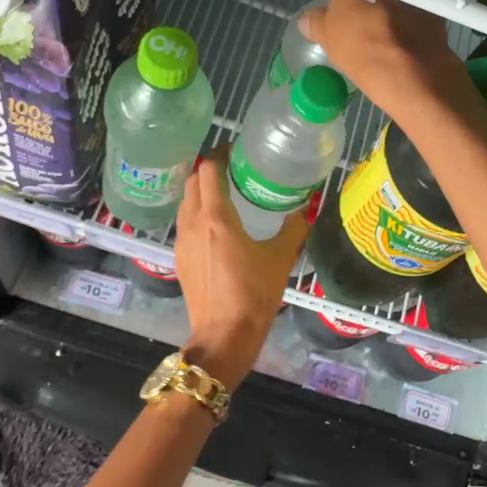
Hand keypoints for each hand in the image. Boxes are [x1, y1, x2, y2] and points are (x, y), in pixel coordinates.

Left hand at [174, 145, 309, 389]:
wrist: (224, 336)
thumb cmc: (254, 294)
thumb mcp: (280, 259)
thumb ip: (293, 229)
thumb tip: (306, 208)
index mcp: (216, 217)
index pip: (209, 170)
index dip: (220, 155)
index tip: (235, 151)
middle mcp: (193, 223)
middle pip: (192, 182)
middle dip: (208, 169)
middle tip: (232, 168)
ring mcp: (182, 241)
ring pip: (185, 202)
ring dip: (199, 191)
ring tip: (224, 192)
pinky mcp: (180, 258)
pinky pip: (185, 223)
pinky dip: (196, 213)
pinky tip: (215, 224)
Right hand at [302, 0, 465, 120]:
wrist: (412, 73)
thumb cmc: (362, 47)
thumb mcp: (328, 36)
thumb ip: (316, 22)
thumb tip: (308, 18)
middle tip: (357, 8)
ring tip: (378, 21)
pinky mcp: (435, 8)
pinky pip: (416, 4)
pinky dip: (407, 13)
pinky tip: (398, 32)